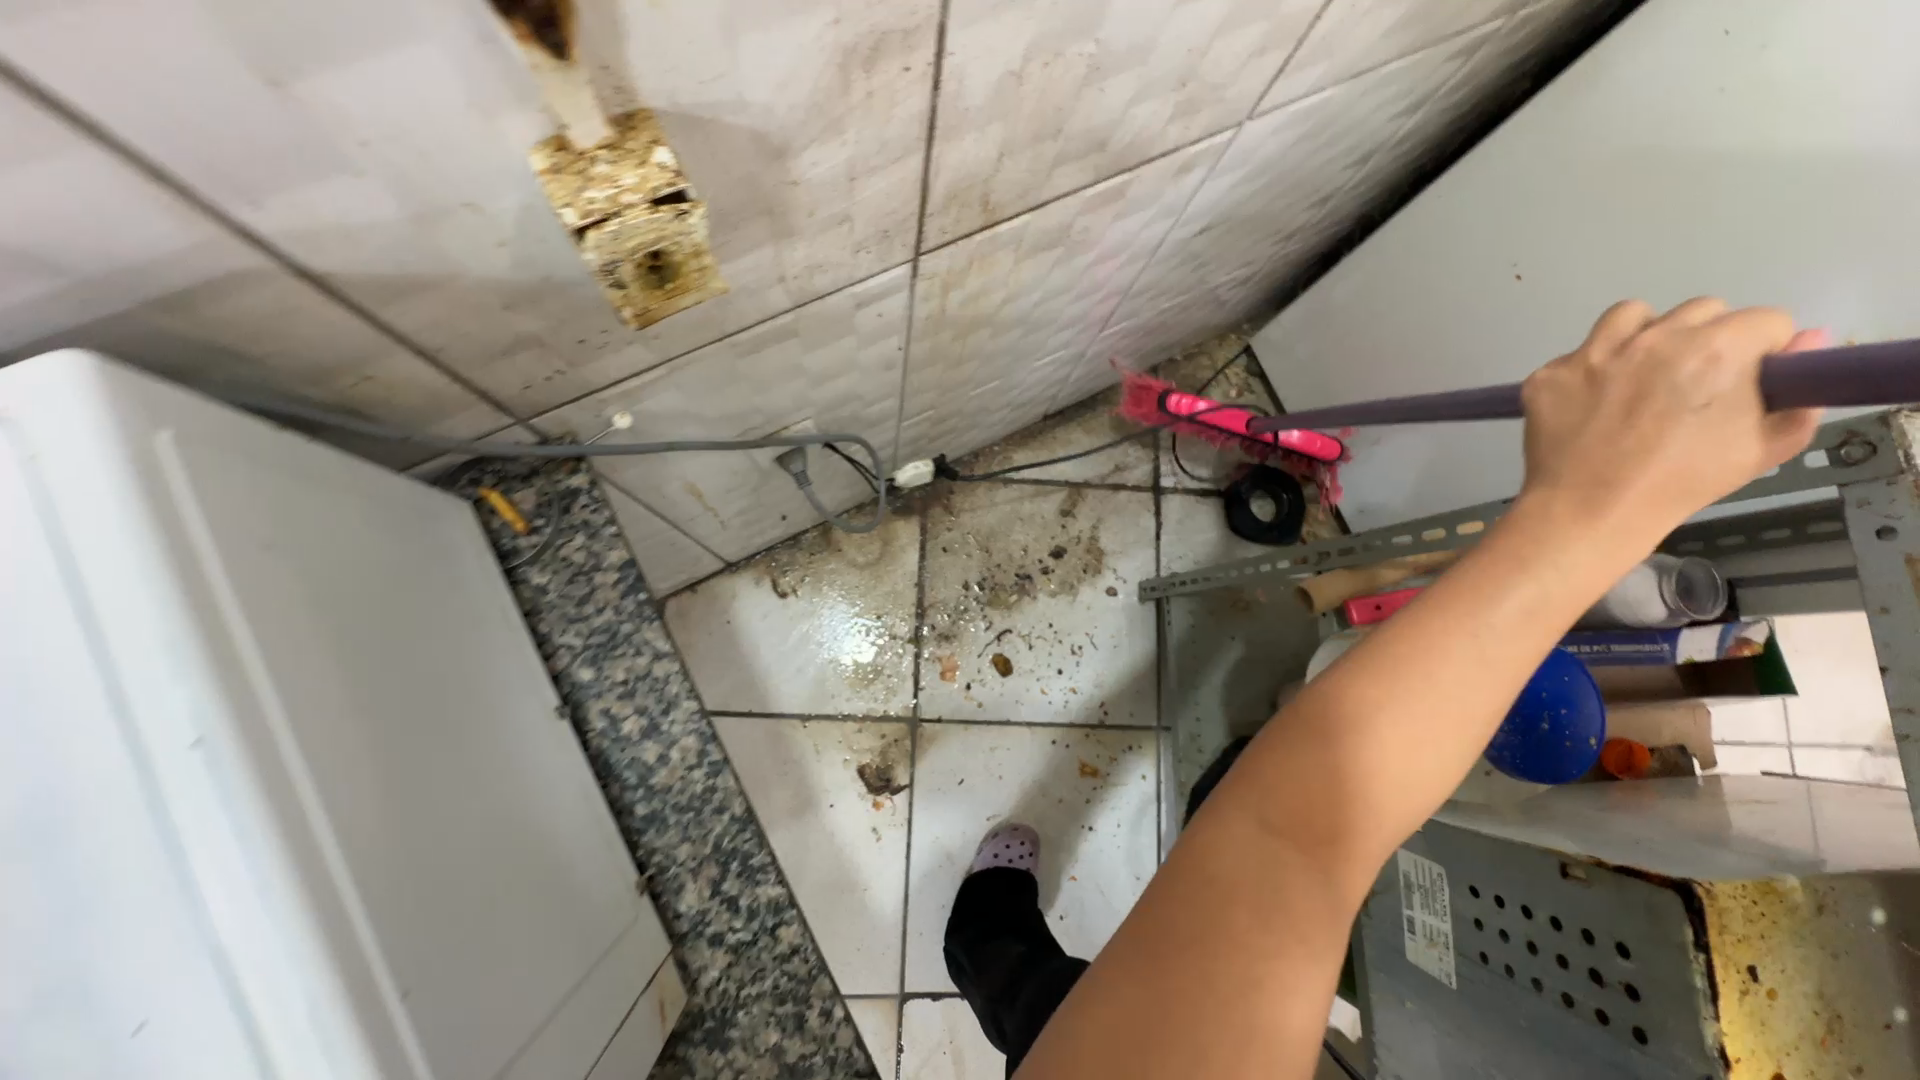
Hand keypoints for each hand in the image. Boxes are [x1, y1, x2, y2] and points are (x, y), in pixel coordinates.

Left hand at [1518, 297, 1826, 549]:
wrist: (1591, 509)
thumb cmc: (1682, 482)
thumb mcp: (1765, 446)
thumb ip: (1797, 391)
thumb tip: (1806, 340)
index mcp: (1716, 349)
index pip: (1762, 320)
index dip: (1763, 349)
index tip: (1749, 376)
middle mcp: (1652, 339)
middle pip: (1698, 311)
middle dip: (1707, 337)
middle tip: (1693, 379)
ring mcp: (1591, 354)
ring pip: (1630, 316)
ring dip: (1643, 335)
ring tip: (1640, 374)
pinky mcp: (1548, 374)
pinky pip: (1575, 355)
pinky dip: (1588, 372)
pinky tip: (1590, 403)